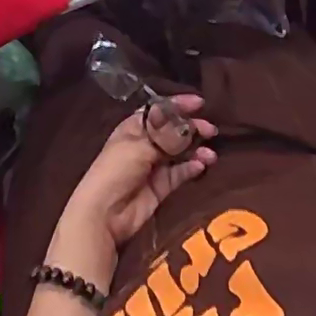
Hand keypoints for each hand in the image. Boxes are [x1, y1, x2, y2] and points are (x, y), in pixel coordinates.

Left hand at [61, 95, 217, 249]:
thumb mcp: (139, 146)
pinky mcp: (161, 186)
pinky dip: (192, 168)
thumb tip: (189, 128)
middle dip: (192, 127)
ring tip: (210, 154)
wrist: (105, 213)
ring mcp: (154, 165)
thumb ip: (166, 137)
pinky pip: (180, 173)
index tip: (199, 103)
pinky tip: (202, 166)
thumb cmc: (116, 170)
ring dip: (196, 150)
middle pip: (173, 130)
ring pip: (180, 152)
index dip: (178, 105)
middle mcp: (145, 143)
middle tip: (211, 130)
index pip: (160, 110)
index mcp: (134, 127)